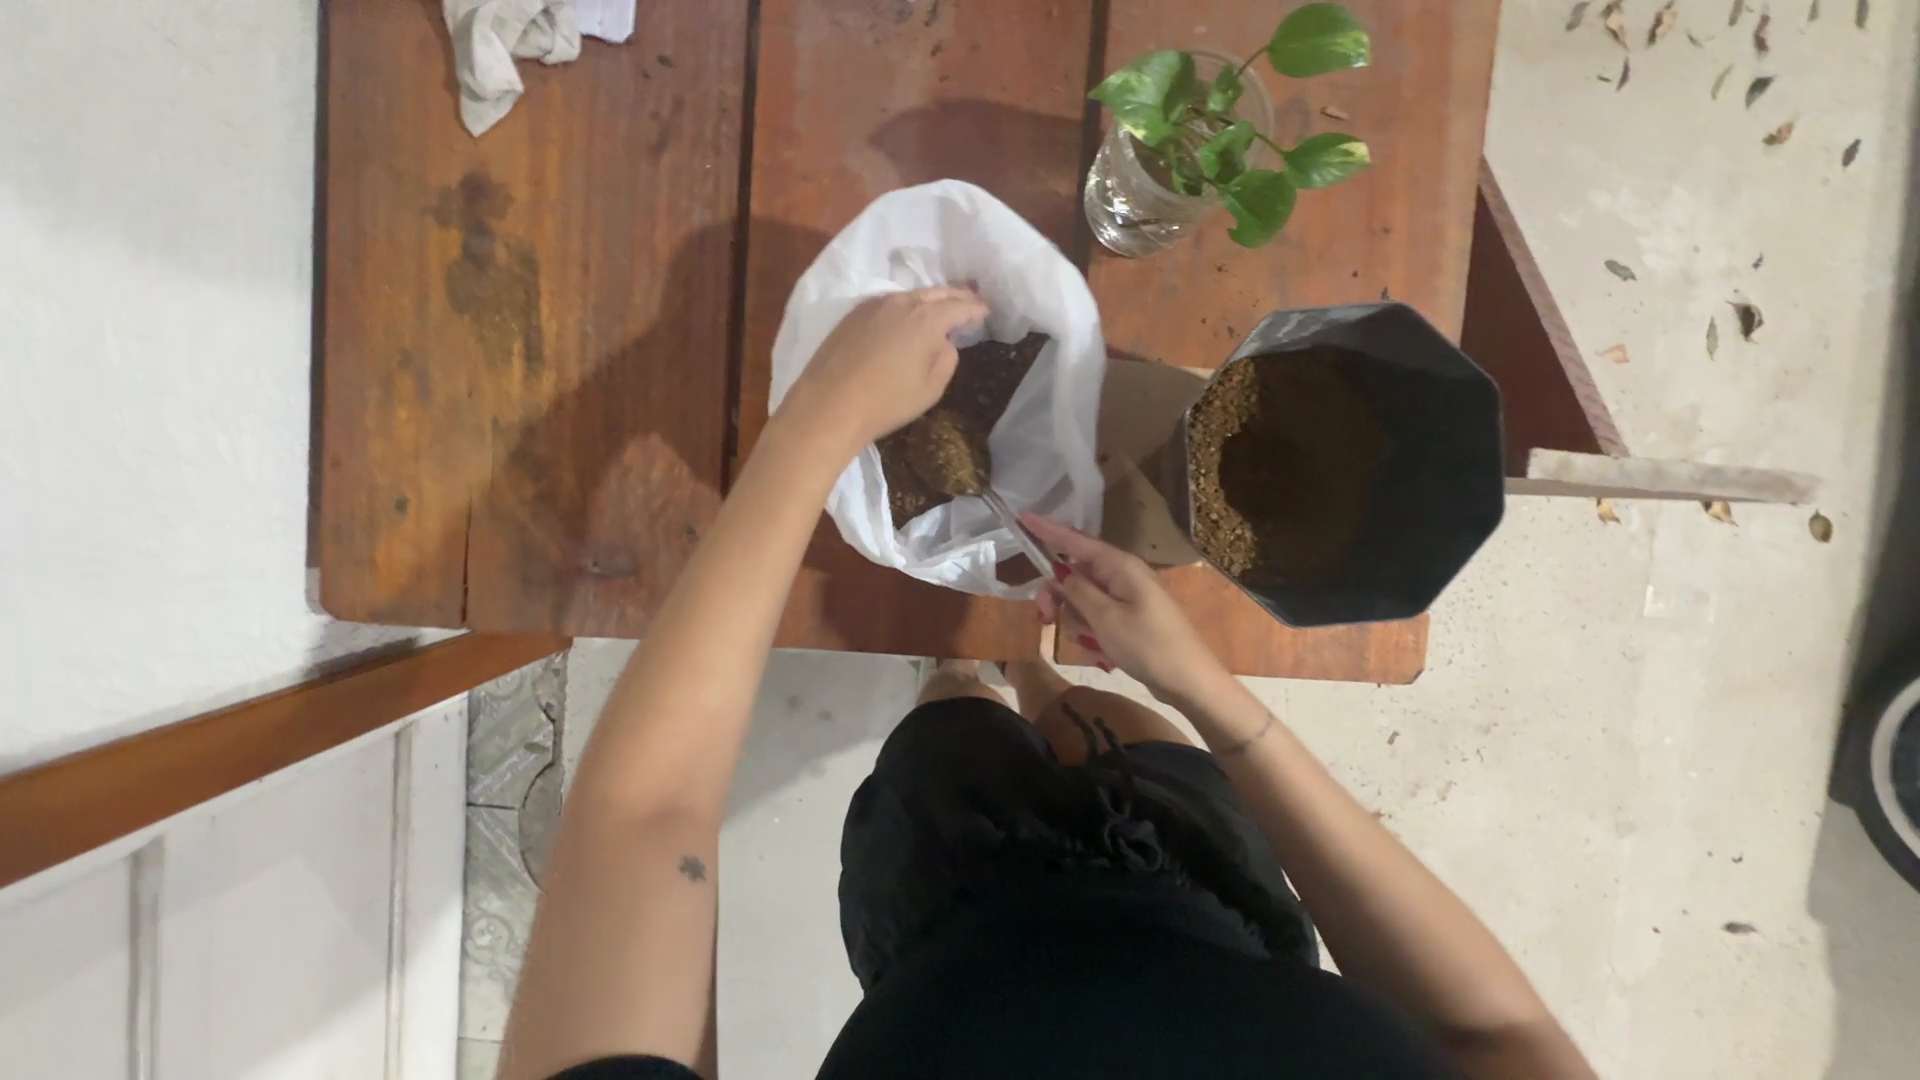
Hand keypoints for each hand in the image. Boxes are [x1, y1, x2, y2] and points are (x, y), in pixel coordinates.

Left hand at [778, 287, 988, 450]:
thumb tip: (943, 341)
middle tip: (969, 300)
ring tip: (940, 307)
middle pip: (936, 292)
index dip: (976, 308)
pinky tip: (906, 317)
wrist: (829, 405)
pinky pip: (888, 302)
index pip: (960, 306)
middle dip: (956, 296)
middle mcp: (902, 302)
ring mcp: (874, 305)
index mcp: (927, 319)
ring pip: (910, 295)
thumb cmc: (887, 402)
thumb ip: (946, 358)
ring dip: (929, 299)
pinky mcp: (853, 314)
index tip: (986, 311)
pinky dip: (905, 306)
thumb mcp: (931, 388)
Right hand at [1024, 514, 1232, 706]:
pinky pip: (1097, 618)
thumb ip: (1078, 591)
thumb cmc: (1148, 645)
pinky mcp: (1129, 619)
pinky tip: (1105, 655)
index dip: (1048, 530)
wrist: (1188, 681)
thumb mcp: (1105, 618)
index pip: (1076, 541)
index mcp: (1119, 566)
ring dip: (1077, 622)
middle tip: (1046, 618)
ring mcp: (1127, 598)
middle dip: (1058, 596)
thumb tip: (1059, 570)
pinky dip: (1093, 634)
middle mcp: (1122, 575)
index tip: (1023, 516)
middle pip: (1074, 574)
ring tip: (1092, 644)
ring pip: (1082, 600)